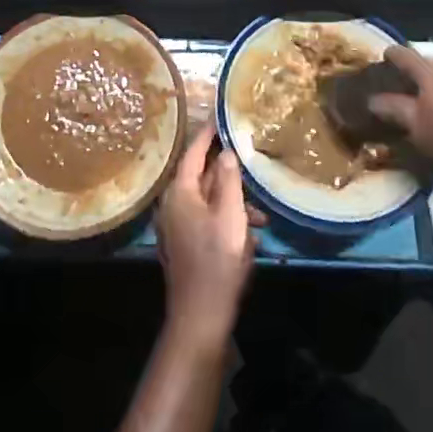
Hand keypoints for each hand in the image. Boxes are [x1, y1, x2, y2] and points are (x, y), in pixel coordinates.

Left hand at [155, 127, 260, 341]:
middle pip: (199, 176)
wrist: (200, 314)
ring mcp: (176, 225)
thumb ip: (228, 181)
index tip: (220, 117)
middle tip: (247, 154)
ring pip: (207, 200)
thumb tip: (226, 151)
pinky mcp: (184, 242)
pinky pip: (206, 218)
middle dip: (225, 169)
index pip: (192, 153)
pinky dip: (227, 218)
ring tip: (261, 212)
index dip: (207, 135)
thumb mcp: (231, 216)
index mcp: (179, 193)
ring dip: (233, 201)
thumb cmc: (218, 261)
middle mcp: (172, 204)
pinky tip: (250, 233)